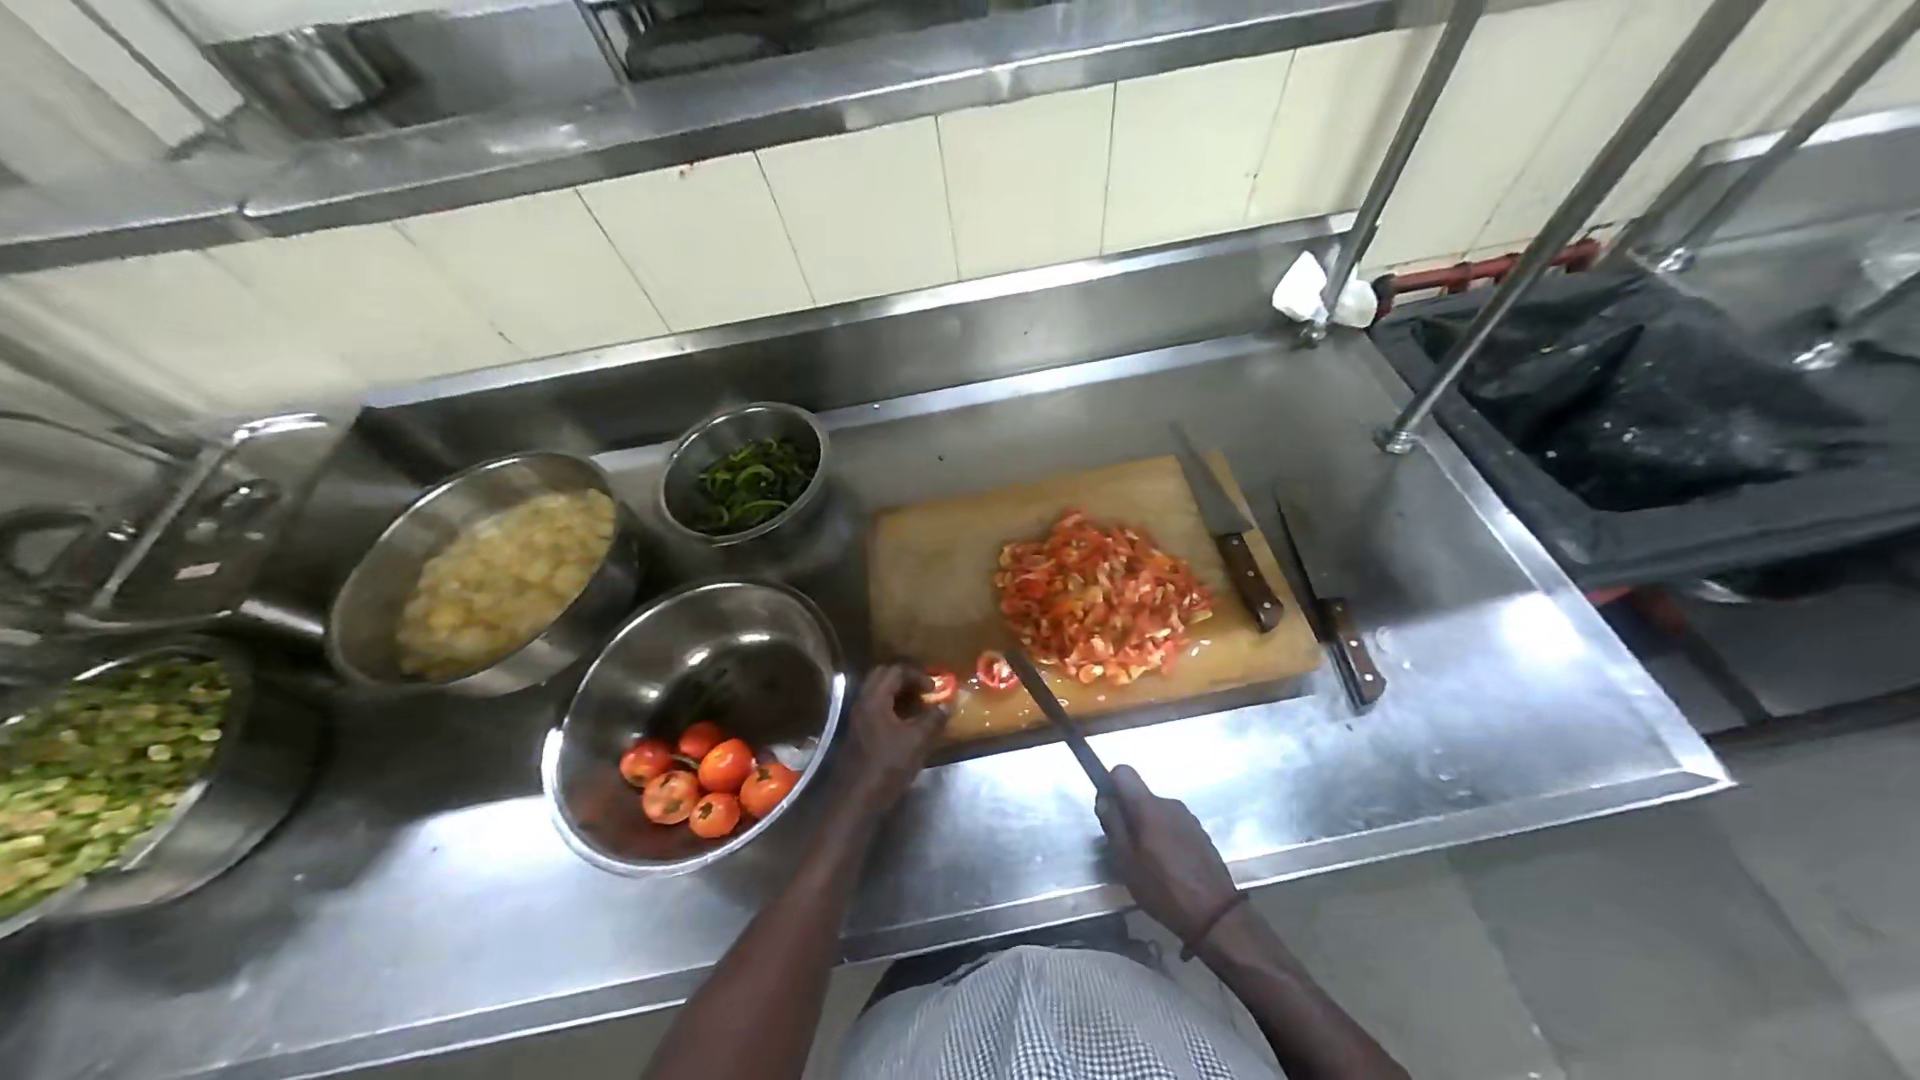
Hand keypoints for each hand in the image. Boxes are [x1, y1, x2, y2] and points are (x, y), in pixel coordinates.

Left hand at [839, 664, 945, 815]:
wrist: (857, 799)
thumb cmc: (887, 766)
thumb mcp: (917, 741)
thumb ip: (933, 719)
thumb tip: (946, 705)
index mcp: (874, 699)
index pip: (895, 671)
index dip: (918, 675)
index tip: (934, 688)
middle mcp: (862, 703)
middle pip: (883, 676)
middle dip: (906, 679)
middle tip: (925, 691)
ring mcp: (857, 718)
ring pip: (878, 693)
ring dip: (899, 693)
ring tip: (919, 706)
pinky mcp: (858, 732)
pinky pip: (876, 708)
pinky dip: (892, 707)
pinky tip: (906, 723)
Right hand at [1095, 764, 1238, 943]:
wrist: (1216, 916)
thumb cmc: (1163, 889)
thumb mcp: (1127, 862)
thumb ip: (1114, 825)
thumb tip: (1105, 800)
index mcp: (1149, 807)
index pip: (1123, 772)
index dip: (1111, 785)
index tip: (1109, 811)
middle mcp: (1170, 803)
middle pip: (1140, 795)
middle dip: (1128, 814)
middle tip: (1125, 847)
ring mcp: (1188, 817)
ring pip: (1156, 811)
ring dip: (1147, 827)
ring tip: (1147, 862)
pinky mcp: (1200, 833)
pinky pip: (1172, 824)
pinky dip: (1164, 836)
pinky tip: (1167, 865)